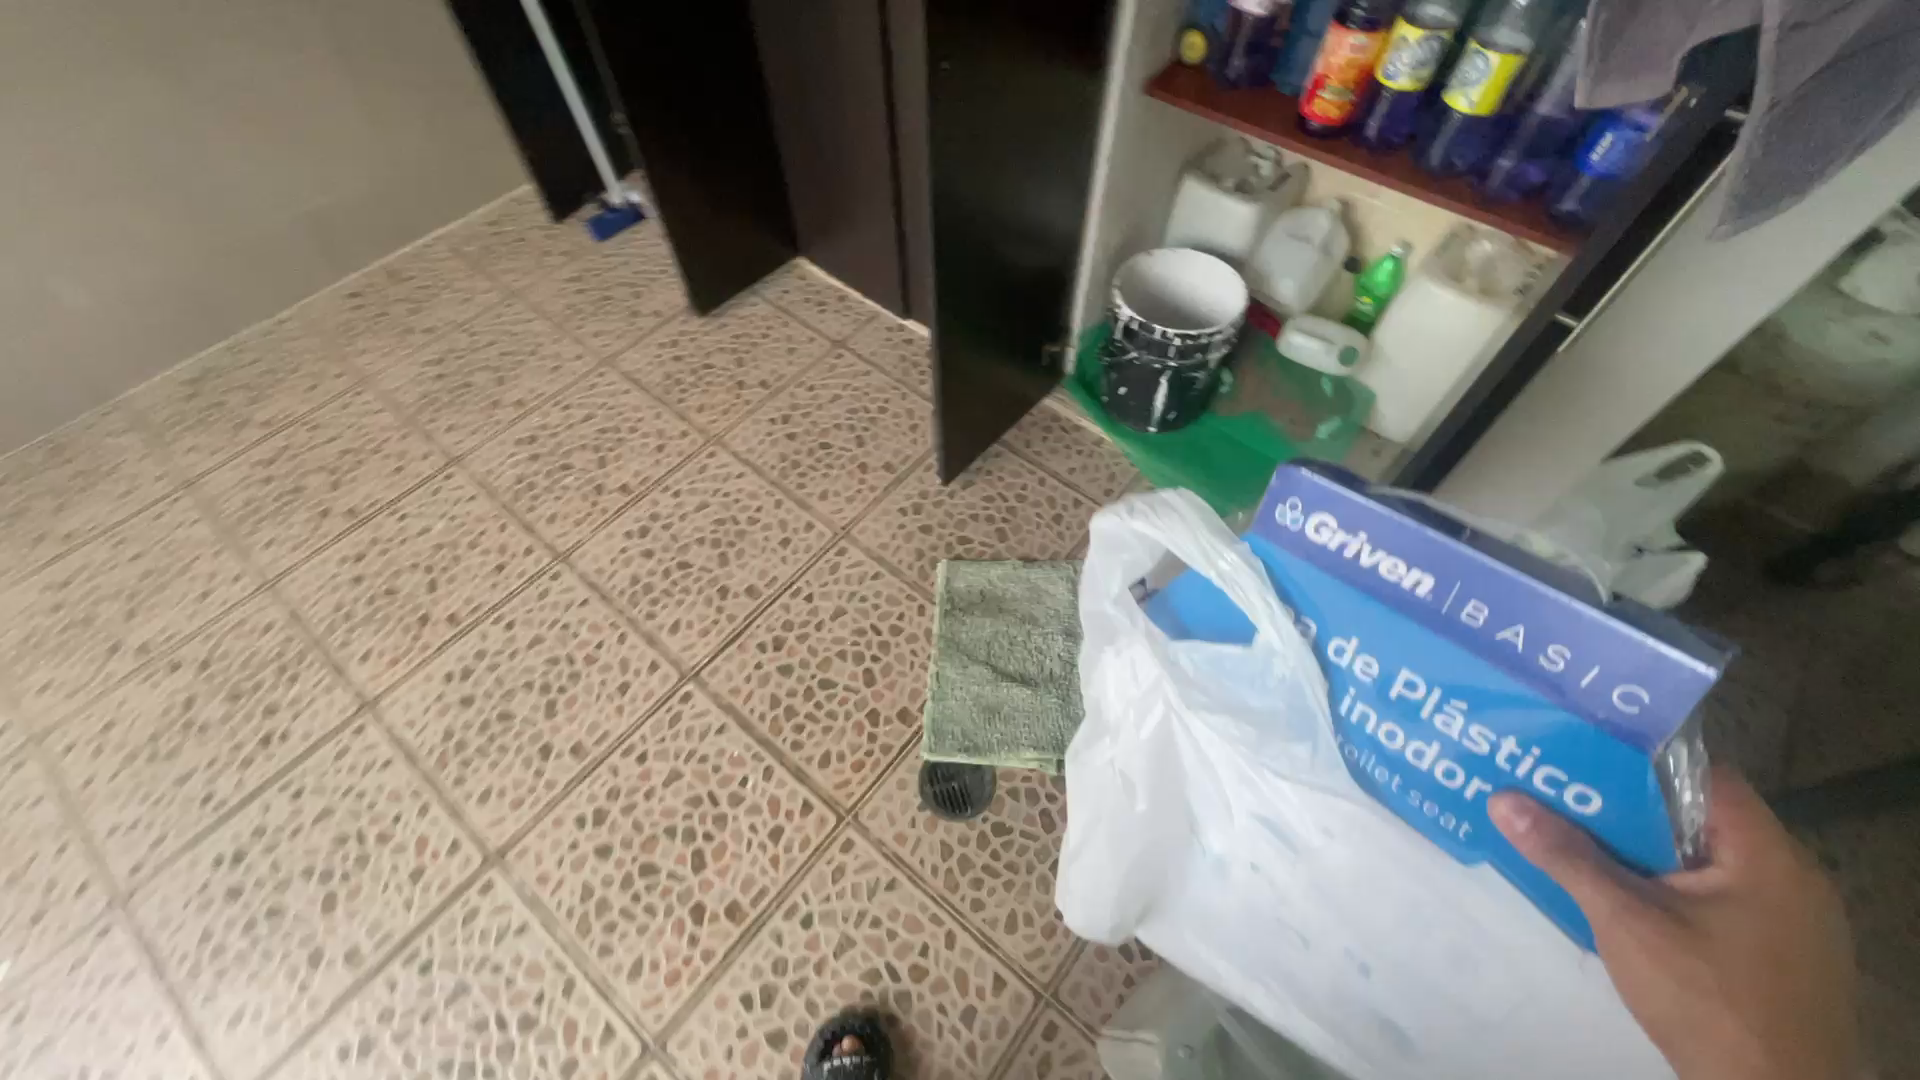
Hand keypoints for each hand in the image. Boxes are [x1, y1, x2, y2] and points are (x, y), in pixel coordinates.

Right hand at [1490, 767, 1860, 1079]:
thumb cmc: (1707, 997)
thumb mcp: (1624, 919)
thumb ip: (1566, 855)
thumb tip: (1502, 799)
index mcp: (1768, 856)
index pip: (1703, 775)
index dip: (1638, 756)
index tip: (1576, 747)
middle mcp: (1788, 877)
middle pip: (1694, 816)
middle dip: (1621, 803)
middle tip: (1555, 787)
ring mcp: (1786, 919)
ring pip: (1697, 858)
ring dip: (1636, 845)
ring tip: (1570, 830)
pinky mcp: (1773, 951)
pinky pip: (1707, 893)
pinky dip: (1658, 880)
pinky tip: (1612, 888)